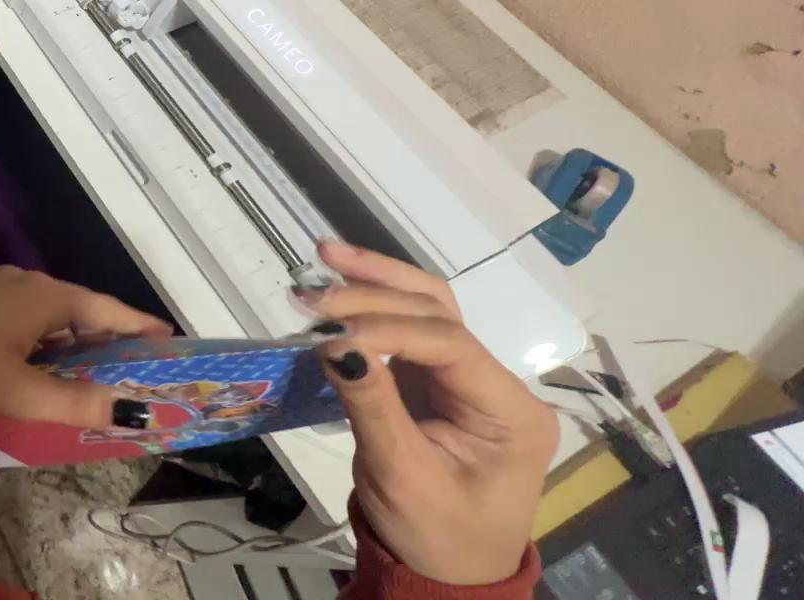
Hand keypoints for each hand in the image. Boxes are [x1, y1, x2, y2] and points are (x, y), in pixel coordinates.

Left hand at [0, 266, 171, 429]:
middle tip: (143, 375)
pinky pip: (33, 316)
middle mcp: (30, 282)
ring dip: (81, 342)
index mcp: (45, 296)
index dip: (142, 328)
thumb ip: (76, 403)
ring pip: (57, 314)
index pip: (109, 310)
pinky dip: (52, 340)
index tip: (174, 346)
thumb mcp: (18, 392)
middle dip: (114, 341)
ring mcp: (3, 287)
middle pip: (85, 310)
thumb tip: (131, 410)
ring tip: (105, 377)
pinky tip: (52, 365)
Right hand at [304, 243, 557, 584]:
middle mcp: (495, 382)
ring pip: (425, 304)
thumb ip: (372, 404)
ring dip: (374, 278)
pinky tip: (335, 281)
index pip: (448, 343)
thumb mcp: (401, 475)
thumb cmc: (434, 531)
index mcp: (510, 412)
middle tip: (313, 295)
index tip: (327, 333)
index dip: (386, 328)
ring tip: (325, 254)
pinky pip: (402, 324)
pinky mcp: (431, 375)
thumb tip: (333, 343)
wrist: (445, 569)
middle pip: (438, 311)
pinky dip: (369, 299)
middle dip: (374, 293)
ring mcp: (463, 375)